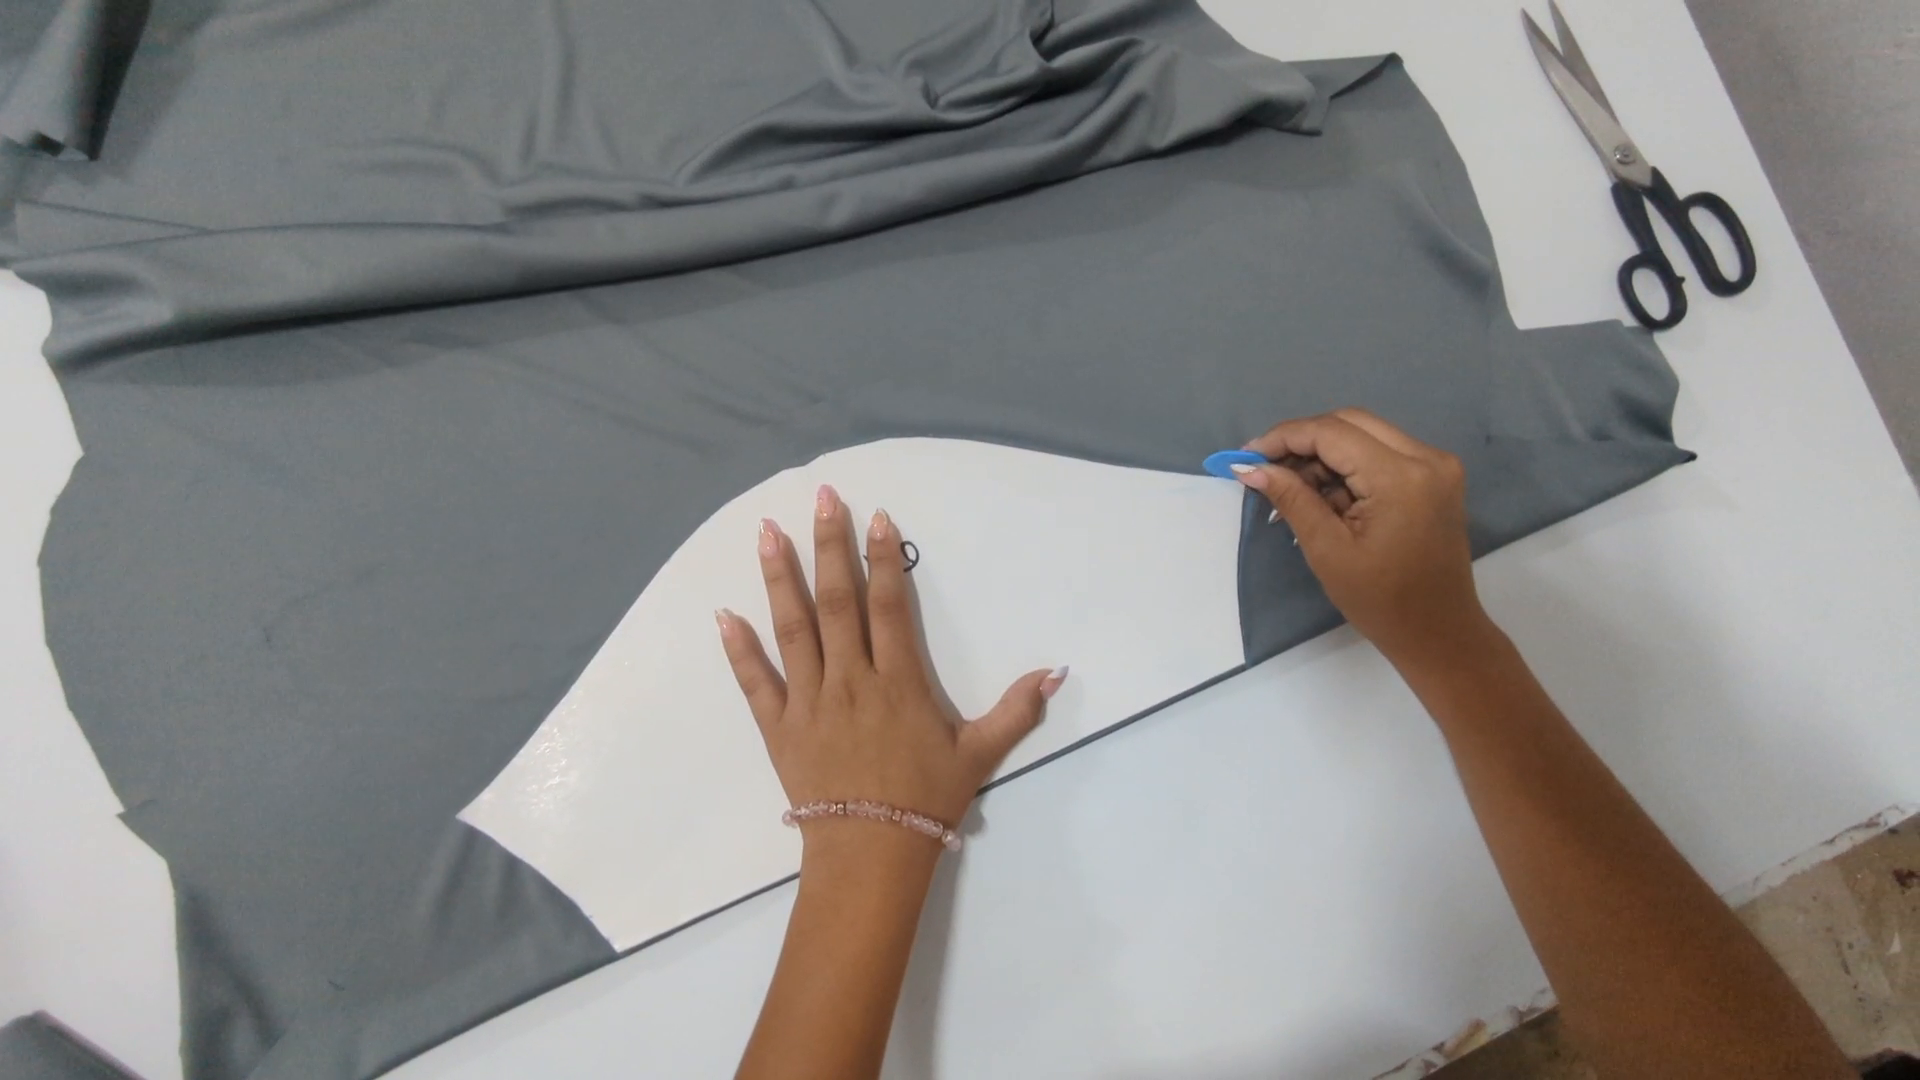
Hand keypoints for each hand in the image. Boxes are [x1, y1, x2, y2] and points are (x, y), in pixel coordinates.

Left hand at [716, 484, 1066, 855]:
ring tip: (766, 531)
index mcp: (898, 681)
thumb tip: (1058, 670)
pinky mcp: (777, 726)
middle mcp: (850, 679)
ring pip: (793, 628)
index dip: (882, 558)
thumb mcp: (980, 754)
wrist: (871, 855)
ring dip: (779, 577)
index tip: (878, 516)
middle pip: (837, 600)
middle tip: (822, 497)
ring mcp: (808, 700)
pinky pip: (754, 682)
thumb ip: (1017, 709)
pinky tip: (724, 613)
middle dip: (830, 545)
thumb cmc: (926, 799)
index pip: (888, 606)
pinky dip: (739, 648)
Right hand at [1233, 408, 1491, 669]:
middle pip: (1348, 423)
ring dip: (1321, 454)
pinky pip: (1379, 452)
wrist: (1438, 632)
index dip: (1283, 438)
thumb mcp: (1326, 549)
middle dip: (1300, 440)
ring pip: (1363, 434)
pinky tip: (1320, 494)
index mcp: (1400, 477)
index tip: (1245, 458)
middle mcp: (1425, 458)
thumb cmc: (1380, 600)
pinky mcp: (1433, 477)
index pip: (1331, 433)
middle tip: (1264, 469)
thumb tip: (1249, 468)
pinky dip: (1344, 466)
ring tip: (1289, 488)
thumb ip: (1291, 498)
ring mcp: (1434, 465)